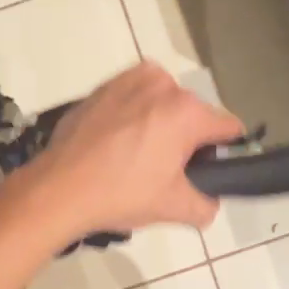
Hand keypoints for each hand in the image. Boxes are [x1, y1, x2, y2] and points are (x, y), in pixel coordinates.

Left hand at [20, 61, 244, 234]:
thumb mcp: (173, 208)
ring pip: (162, 102)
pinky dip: (132, 115)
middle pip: (193, 113)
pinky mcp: (102, 86)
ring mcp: (129, 80)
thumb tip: (209, 203)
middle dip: (187, 138)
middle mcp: (163, 84)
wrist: (59, 188)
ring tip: (137, 158)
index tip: (209, 169)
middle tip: (166, 172)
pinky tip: (116, 144)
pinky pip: (133, 98)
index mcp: (187, 112)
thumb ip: (206, 205)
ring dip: (159, 123)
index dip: (226, 151)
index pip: (229, 127)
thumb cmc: (121, 194)